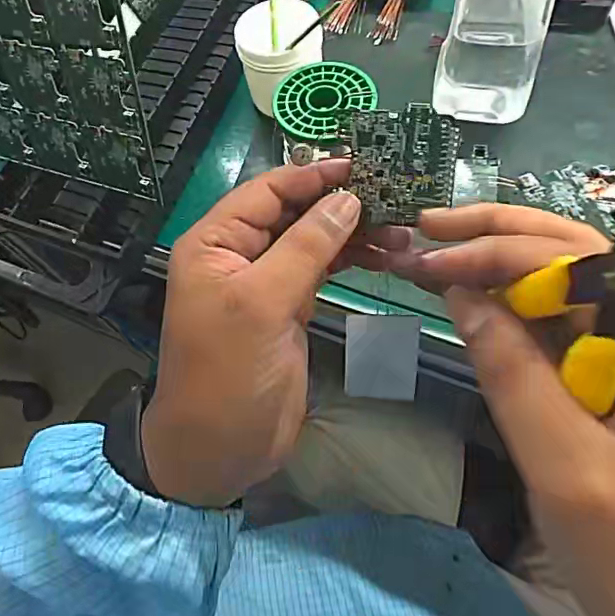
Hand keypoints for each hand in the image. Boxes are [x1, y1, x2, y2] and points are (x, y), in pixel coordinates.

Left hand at [143, 160, 409, 506]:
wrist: (217, 449)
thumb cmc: (227, 371)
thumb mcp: (263, 303)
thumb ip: (305, 247)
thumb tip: (347, 199)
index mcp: (215, 241)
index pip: (266, 192)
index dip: (311, 177)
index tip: (358, 166)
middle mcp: (237, 253)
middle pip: (292, 213)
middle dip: (338, 205)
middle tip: (391, 199)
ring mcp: (264, 280)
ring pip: (311, 240)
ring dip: (352, 233)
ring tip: (399, 232)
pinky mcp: (287, 305)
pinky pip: (319, 268)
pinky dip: (349, 260)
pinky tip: (382, 255)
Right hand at [405, 205, 614, 615]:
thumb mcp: (564, 469)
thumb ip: (512, 372)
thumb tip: (461, 292)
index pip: (589, 270)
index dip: (504, 252)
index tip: (435, 257)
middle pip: (589, 261)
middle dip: (506, 235)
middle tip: (434, 226)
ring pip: (580, 291)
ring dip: (510, 266)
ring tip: (445, 252)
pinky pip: (579, 332)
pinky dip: (525, 311)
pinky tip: (484, 300)